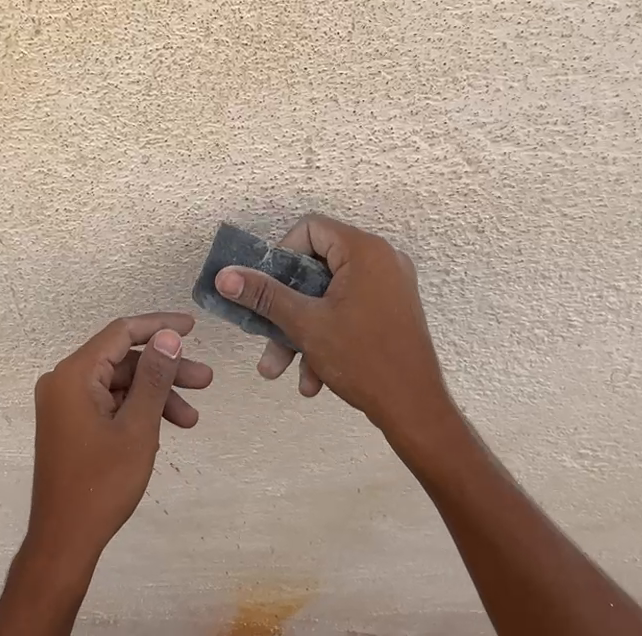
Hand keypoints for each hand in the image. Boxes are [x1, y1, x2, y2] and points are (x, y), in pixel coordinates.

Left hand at [25, 312, 211, 560]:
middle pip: (122, 360)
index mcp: (74, 374)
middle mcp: (64, 380)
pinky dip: (136, 411)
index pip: (121, 333)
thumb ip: (154, 377)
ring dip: (154, 395)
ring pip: (118, 384)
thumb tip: (168, 336)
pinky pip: (108, 403)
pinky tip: (163, 429)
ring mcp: (64, 403)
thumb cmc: (101, 484)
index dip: (159, 327)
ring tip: (191, 419)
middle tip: (205, 380)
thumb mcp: (138, 428)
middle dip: (164, 369)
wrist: (64, 540)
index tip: (193, 328)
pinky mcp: (69, 423)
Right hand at [214, 215, 455, 433]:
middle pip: (315, 267)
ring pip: (328, 296)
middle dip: (285, 306)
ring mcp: (389, 286)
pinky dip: (325, 336)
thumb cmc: (364, 360)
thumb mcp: (304, 323)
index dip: (281, 255)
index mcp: (364, 251)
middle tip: (264, 331)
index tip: (268, 287)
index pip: (310, 229)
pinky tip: (311, 378)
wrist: (416, 411)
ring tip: (280, 369)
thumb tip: (225, 276)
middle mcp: (381, 260)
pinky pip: (347, 310)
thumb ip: (263, 295)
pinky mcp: (391, 310)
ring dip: (300, 329)